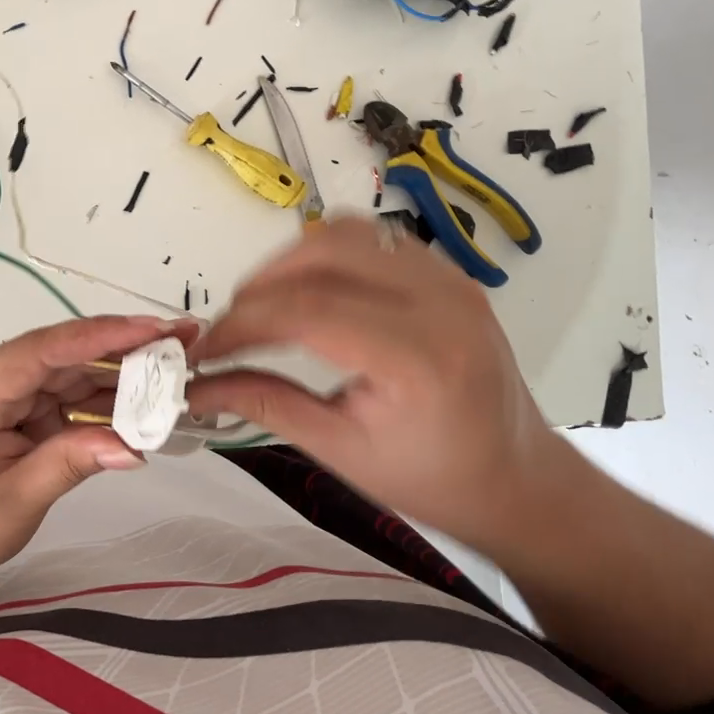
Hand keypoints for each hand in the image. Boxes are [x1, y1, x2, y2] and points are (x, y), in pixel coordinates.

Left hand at [0, 315, 195, 591]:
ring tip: (177, 361)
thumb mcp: (18, 499)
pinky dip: (106, 399)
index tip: (148, 329)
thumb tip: (135, 446)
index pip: (38, 351)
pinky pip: (69, 397)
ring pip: (70, 372)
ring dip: (120, 370)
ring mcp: (7, 396)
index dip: (96, 336)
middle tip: (181, 337)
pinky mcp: (22, 412)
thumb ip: (72, 462)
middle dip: (120, 345)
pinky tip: (146, 396)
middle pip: (60, 354)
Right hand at [186, 216, 565, 547]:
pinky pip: (374, 240)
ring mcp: (449, 280)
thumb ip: (264, 403)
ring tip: (262, 305)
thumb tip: (195, 387)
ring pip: (347, 234)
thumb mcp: (339, 450)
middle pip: (324, 253)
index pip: (305, 312)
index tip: (204, 349)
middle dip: (261, 284)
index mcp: (416, 358)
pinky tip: (307, 293)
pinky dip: (327, 256)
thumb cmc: (431, 480)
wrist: (518, 479)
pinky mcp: (448, 275)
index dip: (241, 324)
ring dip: (291, 262)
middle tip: (230, 325)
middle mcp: (439, 302)